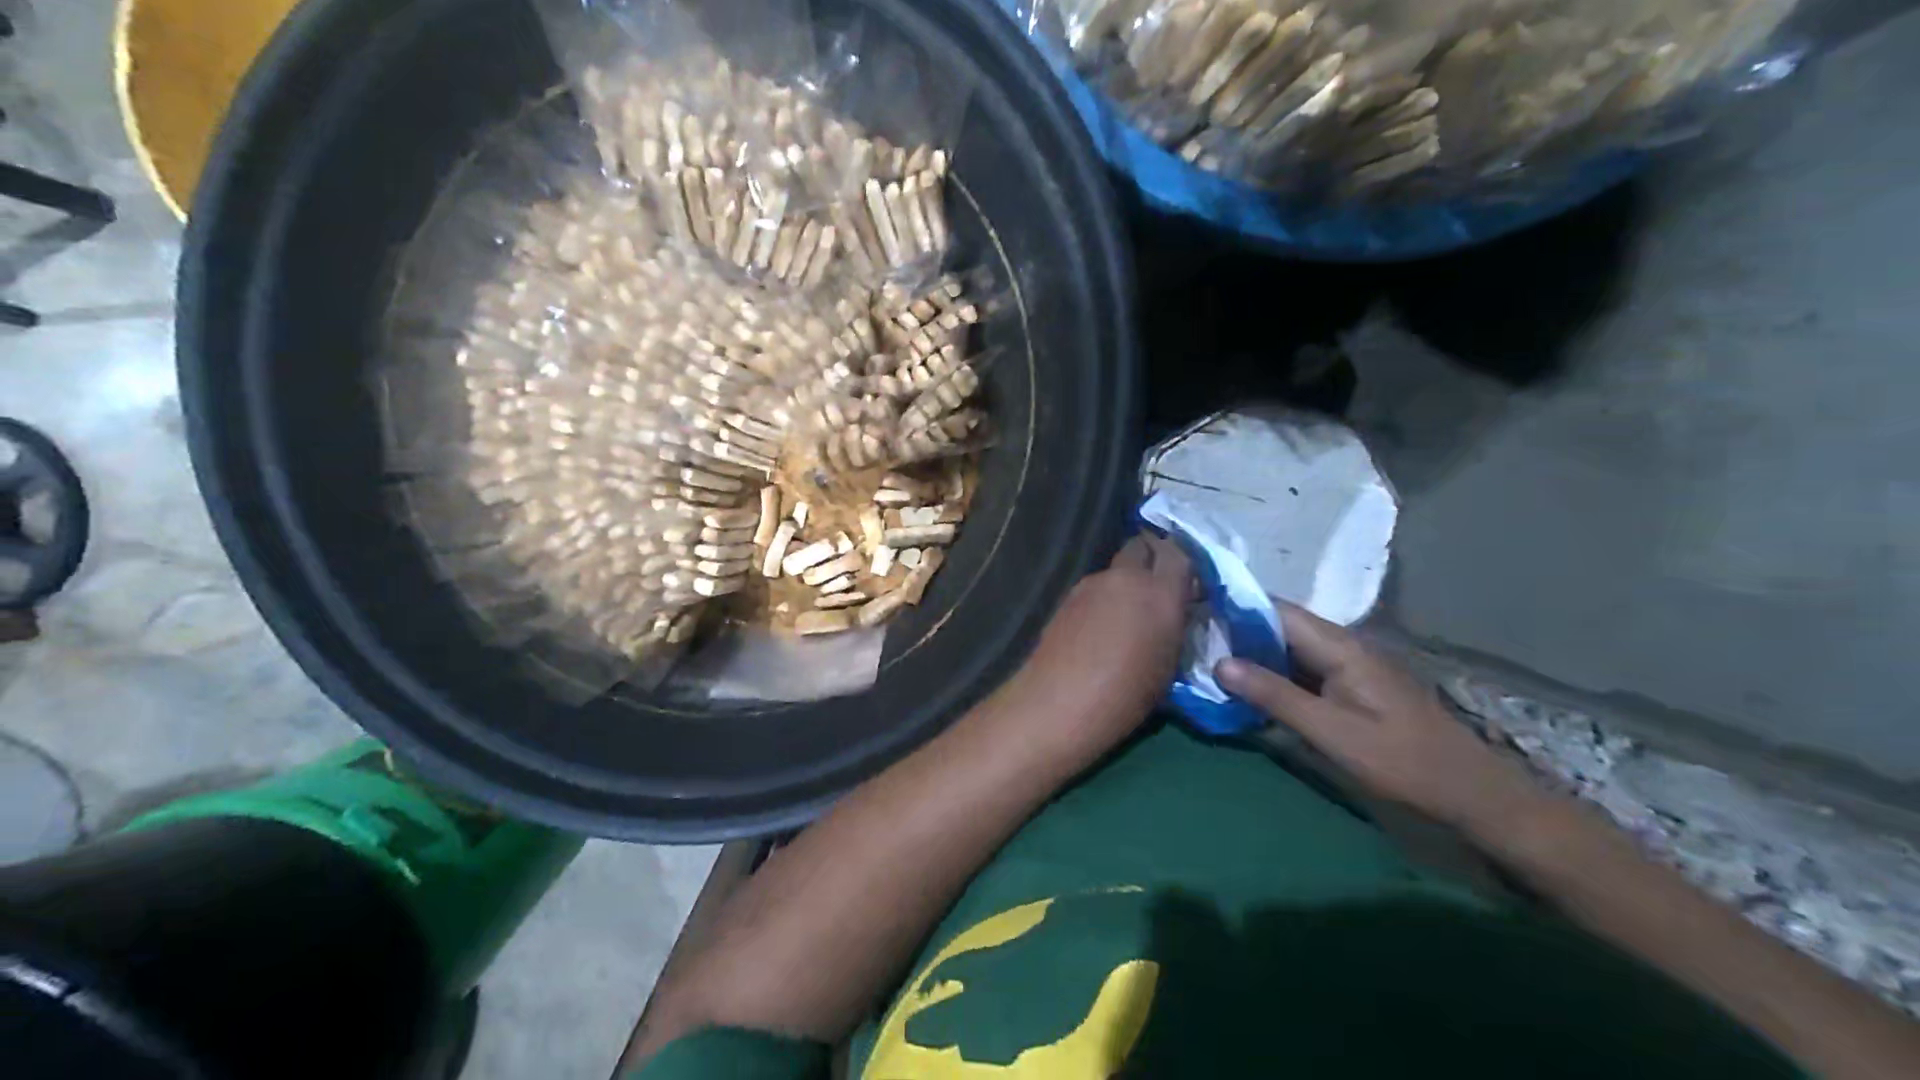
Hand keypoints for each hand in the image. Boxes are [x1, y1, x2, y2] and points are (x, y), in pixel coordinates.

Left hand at [1002, 532, 1191, 752]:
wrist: (1059, 703)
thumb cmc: (1125, 695)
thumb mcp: (1168, 664)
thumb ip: (1174, 625)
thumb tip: (1174, 611)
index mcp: (1160, 593)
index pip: (1178, 552)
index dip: (1183, 563)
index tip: (1186, 582)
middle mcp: (1126, 578)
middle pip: (1141, 546)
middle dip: (1151, 558)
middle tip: (1158, 586)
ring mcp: (1092, 583)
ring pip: (1116, 568)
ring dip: (1126, 581)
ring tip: (1128, 612)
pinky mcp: (1067, 596)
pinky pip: (1095, 587)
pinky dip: (1104, 596)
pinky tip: (1101, 625)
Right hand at [1215, 605, 1545, 831]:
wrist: (1470, 791)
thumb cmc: (1401, 761)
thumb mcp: (1330, 732)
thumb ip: (1274, 695)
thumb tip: (1220, 663)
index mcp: (1339, 646)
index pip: (1276, 610)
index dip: (1235, 606)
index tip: (1195, 609)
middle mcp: (1344, 644)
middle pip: (1281, 624)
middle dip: (1238, 629)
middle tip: (1195, 640)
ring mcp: (1350, 664)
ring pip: (1290, 645)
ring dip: (1254, 651)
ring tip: (1211, 660)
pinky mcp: (1352, 683)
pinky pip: (1303, 666)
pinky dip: (1274, 671)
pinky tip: (1252, 686)